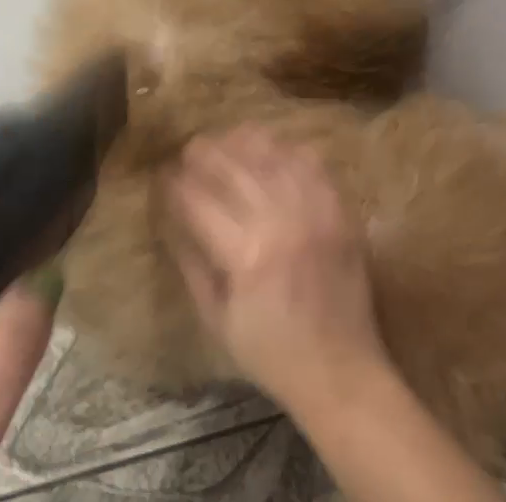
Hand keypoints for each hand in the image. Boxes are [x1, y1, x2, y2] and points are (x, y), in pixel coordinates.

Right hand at [164, 128, 387, 407]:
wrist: (339, 369)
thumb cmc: (271, 354)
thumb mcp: (217, 321)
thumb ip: (194, 267)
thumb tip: (171, 225)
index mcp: (246, 256)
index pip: (201, 203)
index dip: (177, 186)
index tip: (163, 175)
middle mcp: (282, 224)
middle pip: (238, 171)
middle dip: (209, 154)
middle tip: (190, 146)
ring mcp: (317, 215)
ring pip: (277, 161)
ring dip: (250, 143)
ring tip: (228, 136)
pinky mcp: (342, 215)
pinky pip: (317, 170)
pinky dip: (294, 153)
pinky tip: (277, 148)